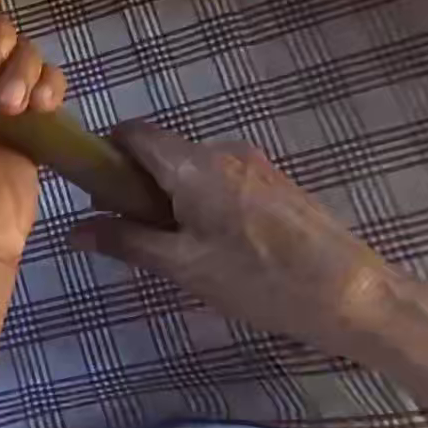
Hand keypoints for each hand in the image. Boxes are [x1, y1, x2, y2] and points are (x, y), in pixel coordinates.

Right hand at [69, 122, 401, 351]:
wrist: (353, 295)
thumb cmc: (257, 279)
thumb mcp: (181, 266)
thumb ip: (124, 242)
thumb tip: (74, 231)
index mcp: (194, 165)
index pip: (133, 133)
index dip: (104, 154)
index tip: (95, 194)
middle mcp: (223, 151)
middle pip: (160, 152)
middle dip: (134, 185)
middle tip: (132, 234)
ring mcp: (253, 164)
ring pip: (188, 168)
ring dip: (166, 197)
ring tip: (174, 248)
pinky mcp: (273, 182)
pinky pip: (217, 179)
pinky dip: (196, 201)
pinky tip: (211, 245)